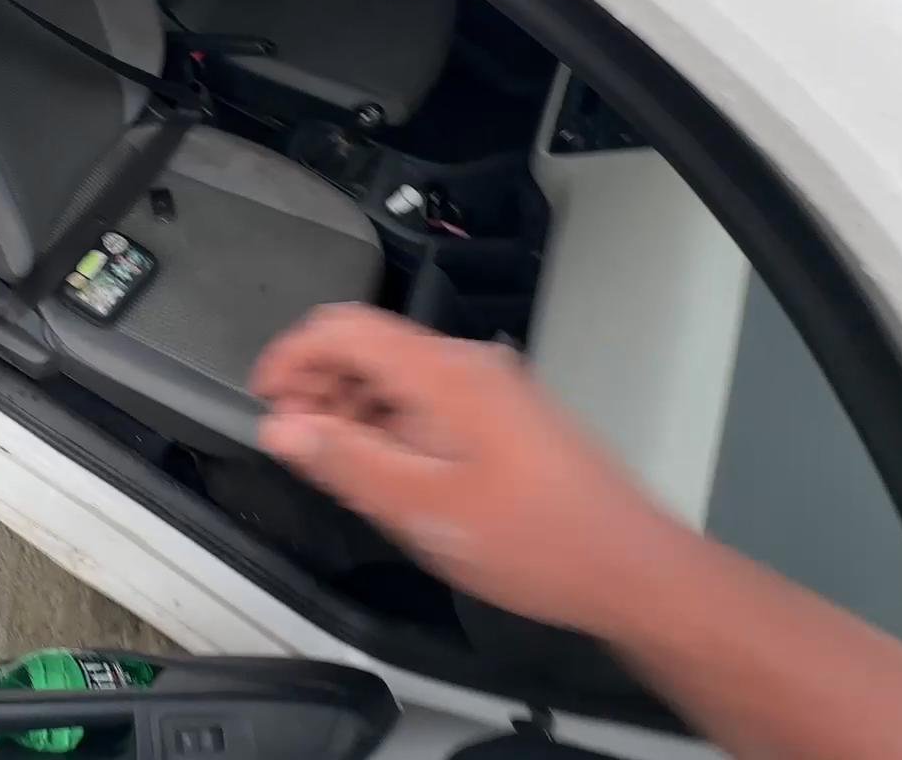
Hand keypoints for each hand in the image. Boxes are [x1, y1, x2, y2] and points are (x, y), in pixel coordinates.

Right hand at [249, 304, 690, 634]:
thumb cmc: (535, 541)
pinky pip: (414, 390)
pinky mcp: (491, 406)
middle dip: (314, 381)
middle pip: (361, 343)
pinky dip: (379, 414)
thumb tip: (277, 427)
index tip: (263, 395)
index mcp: (441, 372)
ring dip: (344, 400)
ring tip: (331, 454)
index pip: (341, 327)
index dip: (290, 354)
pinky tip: (377, 459)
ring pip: (385, 367)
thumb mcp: (420, 507)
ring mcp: (480, 381)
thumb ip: (341, 460)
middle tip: (295, 435)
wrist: (638, 573)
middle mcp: (460, 361)